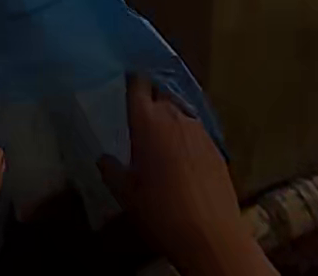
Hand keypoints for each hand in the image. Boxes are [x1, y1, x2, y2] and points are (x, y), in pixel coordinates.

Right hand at [98, 76, 274, 275]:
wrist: (211, 235)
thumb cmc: (161, 211)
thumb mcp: (127, 195)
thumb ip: (112, 171)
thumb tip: (102, 159)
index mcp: (147, 121)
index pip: (138, 85)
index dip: (132, 81)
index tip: (126, 81)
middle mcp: (173, 115)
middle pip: (159, 95)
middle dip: (150, 102)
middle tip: (139, 119)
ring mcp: (198, 127)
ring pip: (178, 111)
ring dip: (169, 120)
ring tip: (160, 141)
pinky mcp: (215, 143)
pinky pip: (195, 130)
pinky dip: (185, 136)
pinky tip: (182, 158)